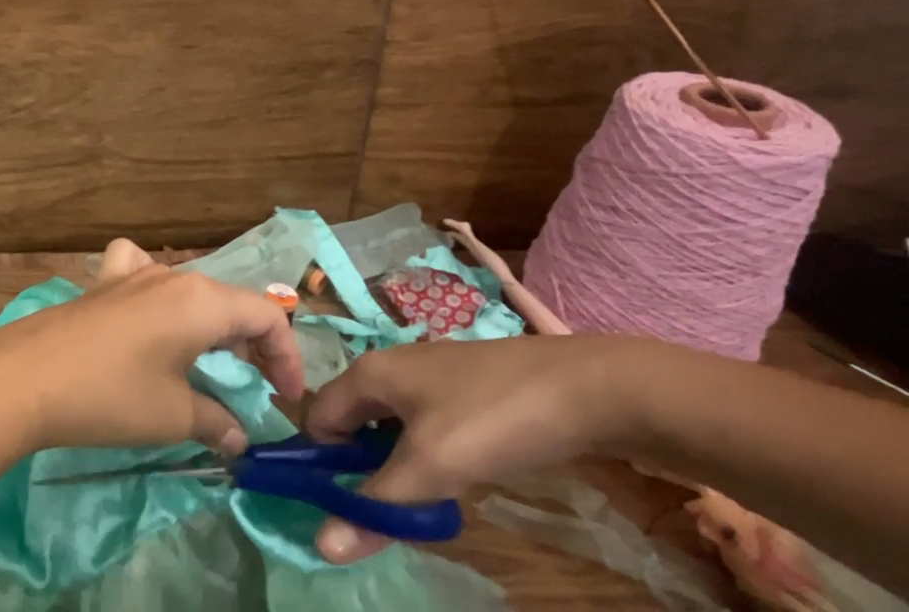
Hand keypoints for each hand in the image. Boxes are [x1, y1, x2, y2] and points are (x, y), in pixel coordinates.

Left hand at [0, 239, 306, 454]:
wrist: (22, 379)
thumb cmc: (109, 395)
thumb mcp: (174, 415)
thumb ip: (216, 422)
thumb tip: (238, 437)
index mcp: (201, 300)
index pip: (266, 316)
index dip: (287, 357)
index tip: (286, 399)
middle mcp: (170, 277)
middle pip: (228, 301)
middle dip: (250, 343)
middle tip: (252, 386)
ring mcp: (129, 276)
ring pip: (187, 288)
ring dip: (208, 321)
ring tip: (207, 357)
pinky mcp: (98, 286)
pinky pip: (138, 272)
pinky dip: (155, 289)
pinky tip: (146, 313)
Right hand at [303, 334, 643, 562]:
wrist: (593, 387)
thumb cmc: (494, 418)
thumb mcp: (432, 466)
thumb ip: (378, 504)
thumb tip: (322, 546)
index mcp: (368, 372)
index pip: (318, 419)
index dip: (321, 464)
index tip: (341, 506)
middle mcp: (391, 366)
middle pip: (354, 420)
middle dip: (361, 466)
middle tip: (386, 509)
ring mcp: (431, 373)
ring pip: (392, 423)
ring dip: (396, 462)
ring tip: (424, 497)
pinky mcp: (467, 386)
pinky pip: (425, 421)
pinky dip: (428, 450)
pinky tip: (458, 473)